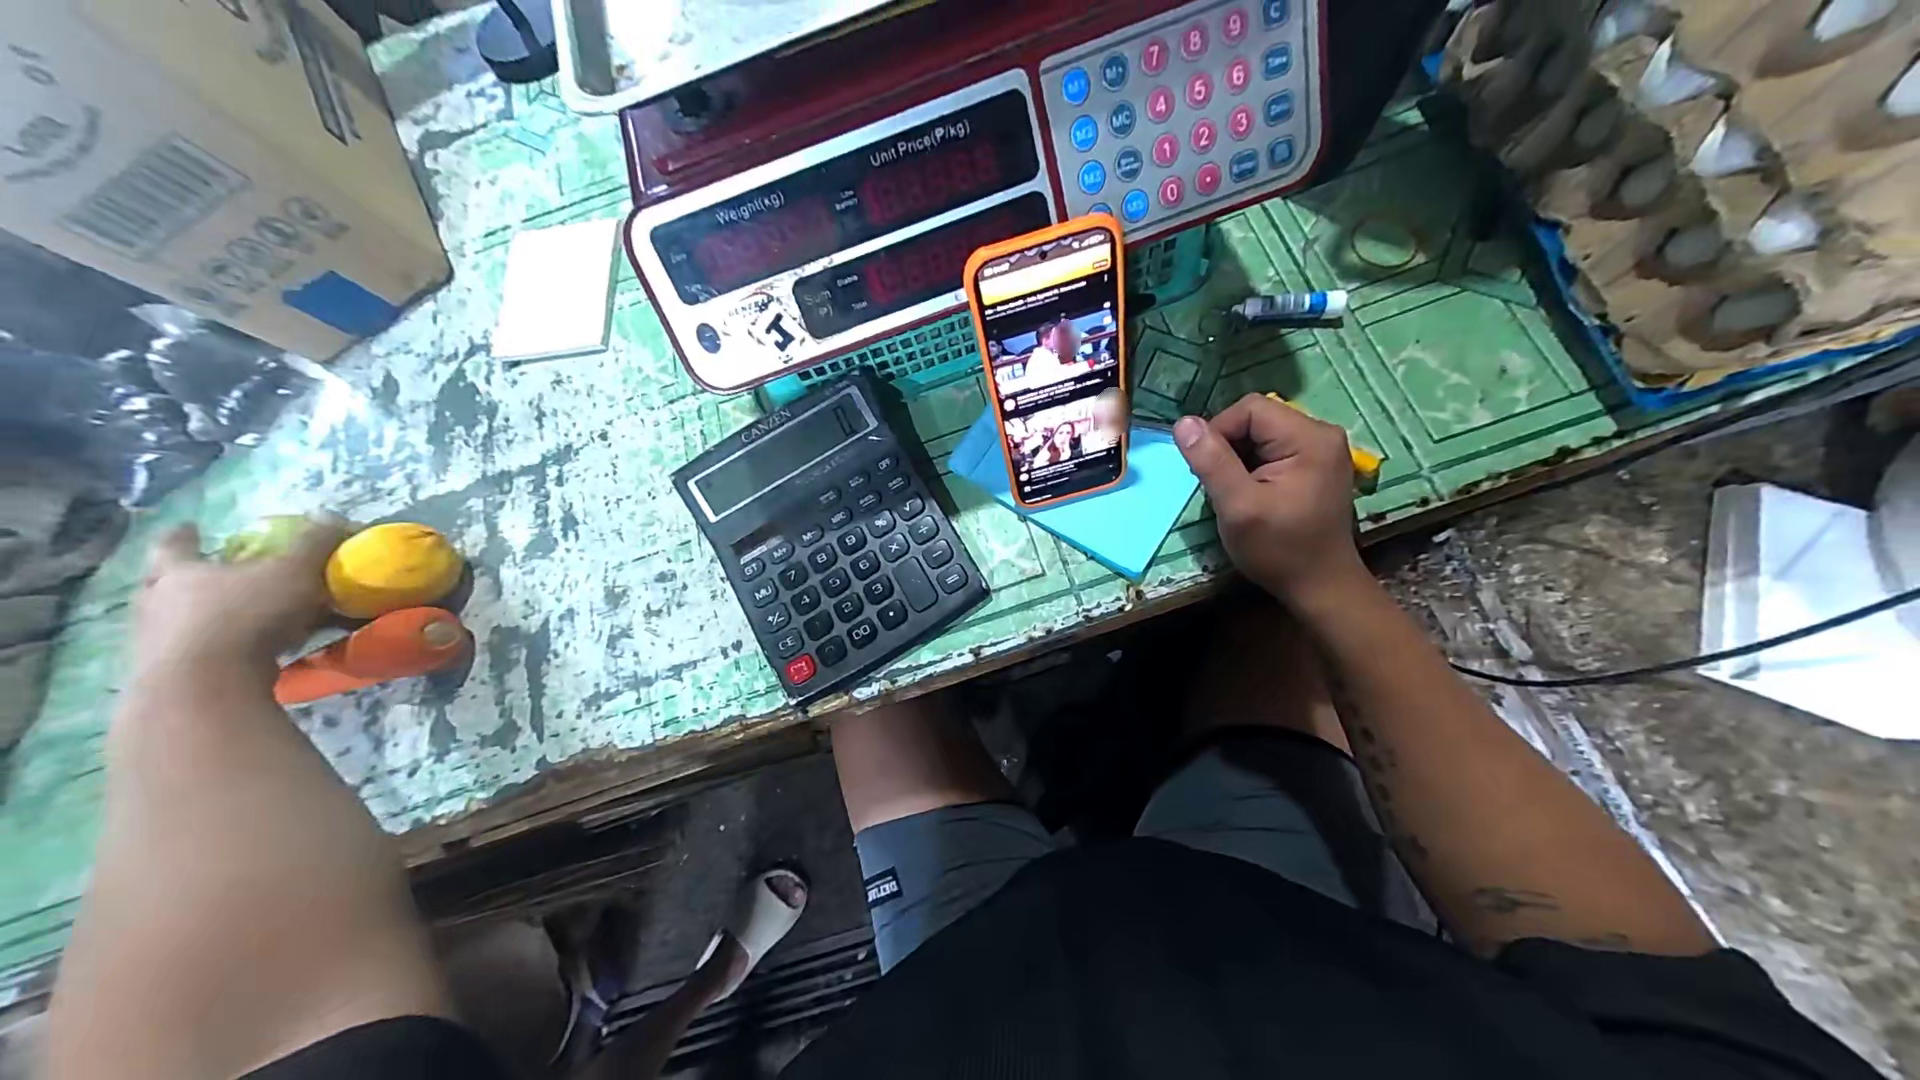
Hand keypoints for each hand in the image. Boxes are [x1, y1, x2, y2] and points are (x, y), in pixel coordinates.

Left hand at [132, 517, 348, 685]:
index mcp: (179, 572)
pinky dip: (217, 647)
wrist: (206, 684)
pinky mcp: (169, 673)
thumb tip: (332, 515)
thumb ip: (314, 544)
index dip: (184, 536)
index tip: (190, 527)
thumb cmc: (246, 615)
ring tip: (232, 616)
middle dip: (184, 578)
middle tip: (209, 574)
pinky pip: (196, 650)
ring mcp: (157, 641)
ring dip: (200, 616)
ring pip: (176, 620)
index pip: (175, 545)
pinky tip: (242, 651)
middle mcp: (156, 603)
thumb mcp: (294, 572)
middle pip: (164, 584)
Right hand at [1173, 394, 1365, 600]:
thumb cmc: (1279, 549)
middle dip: (1227, 447)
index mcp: (1309, 437)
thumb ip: (1211, 462)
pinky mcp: (1315, 465)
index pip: (1248, 409)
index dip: (1217, 432)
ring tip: (1233, 493)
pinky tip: (1249, 494)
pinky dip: (1251, 467)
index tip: (1206, 470)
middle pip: (1256, 419)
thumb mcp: (1237, 507)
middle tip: (1218, 485)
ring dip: (1236, 459)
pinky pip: (1271, 450)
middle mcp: (1321, 434)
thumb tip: (1183, 423)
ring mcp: (1321, 449)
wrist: (1319, 587)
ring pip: (1260, 435)